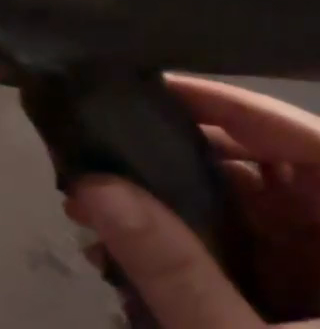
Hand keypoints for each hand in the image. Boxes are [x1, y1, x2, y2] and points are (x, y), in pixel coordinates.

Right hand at [66, 76, 319, 326]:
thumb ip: (175, 269)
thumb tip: (88, 185)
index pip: (311, 143)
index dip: (231, 105)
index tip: (140, 86)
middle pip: (268, 170)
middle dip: (172, 159)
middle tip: (91, 156)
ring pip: (246, 207)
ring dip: (166, 203)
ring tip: (93, 208)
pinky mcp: (306, 300)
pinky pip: (244, 247)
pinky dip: (183, 242)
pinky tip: (125, 253)